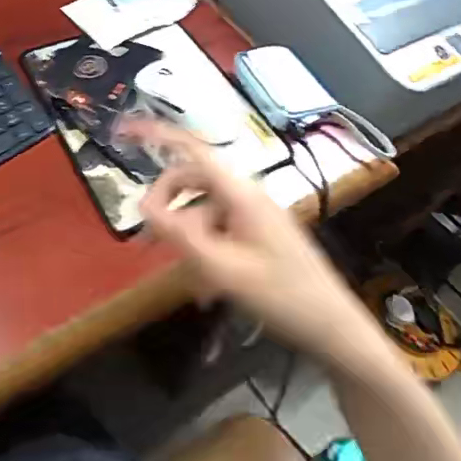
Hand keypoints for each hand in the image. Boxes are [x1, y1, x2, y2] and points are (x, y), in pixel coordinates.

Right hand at [124, 117, 370, 359]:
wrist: (335, 330)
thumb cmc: (283, 298)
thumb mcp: (223, 269)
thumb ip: (180, 234)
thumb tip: (142, 202)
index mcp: (241, 194)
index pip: (192, 150)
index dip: (157, 135)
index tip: (124, 130)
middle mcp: (246, 196)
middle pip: (192, 184)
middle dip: (166, 209)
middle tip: (145, 243)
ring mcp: (254, 215)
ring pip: (203, 213)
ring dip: (188, 241)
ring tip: (186, 283)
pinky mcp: (259, 234)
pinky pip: (220, 232)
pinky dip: (206, 253)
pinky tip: (206, 291)